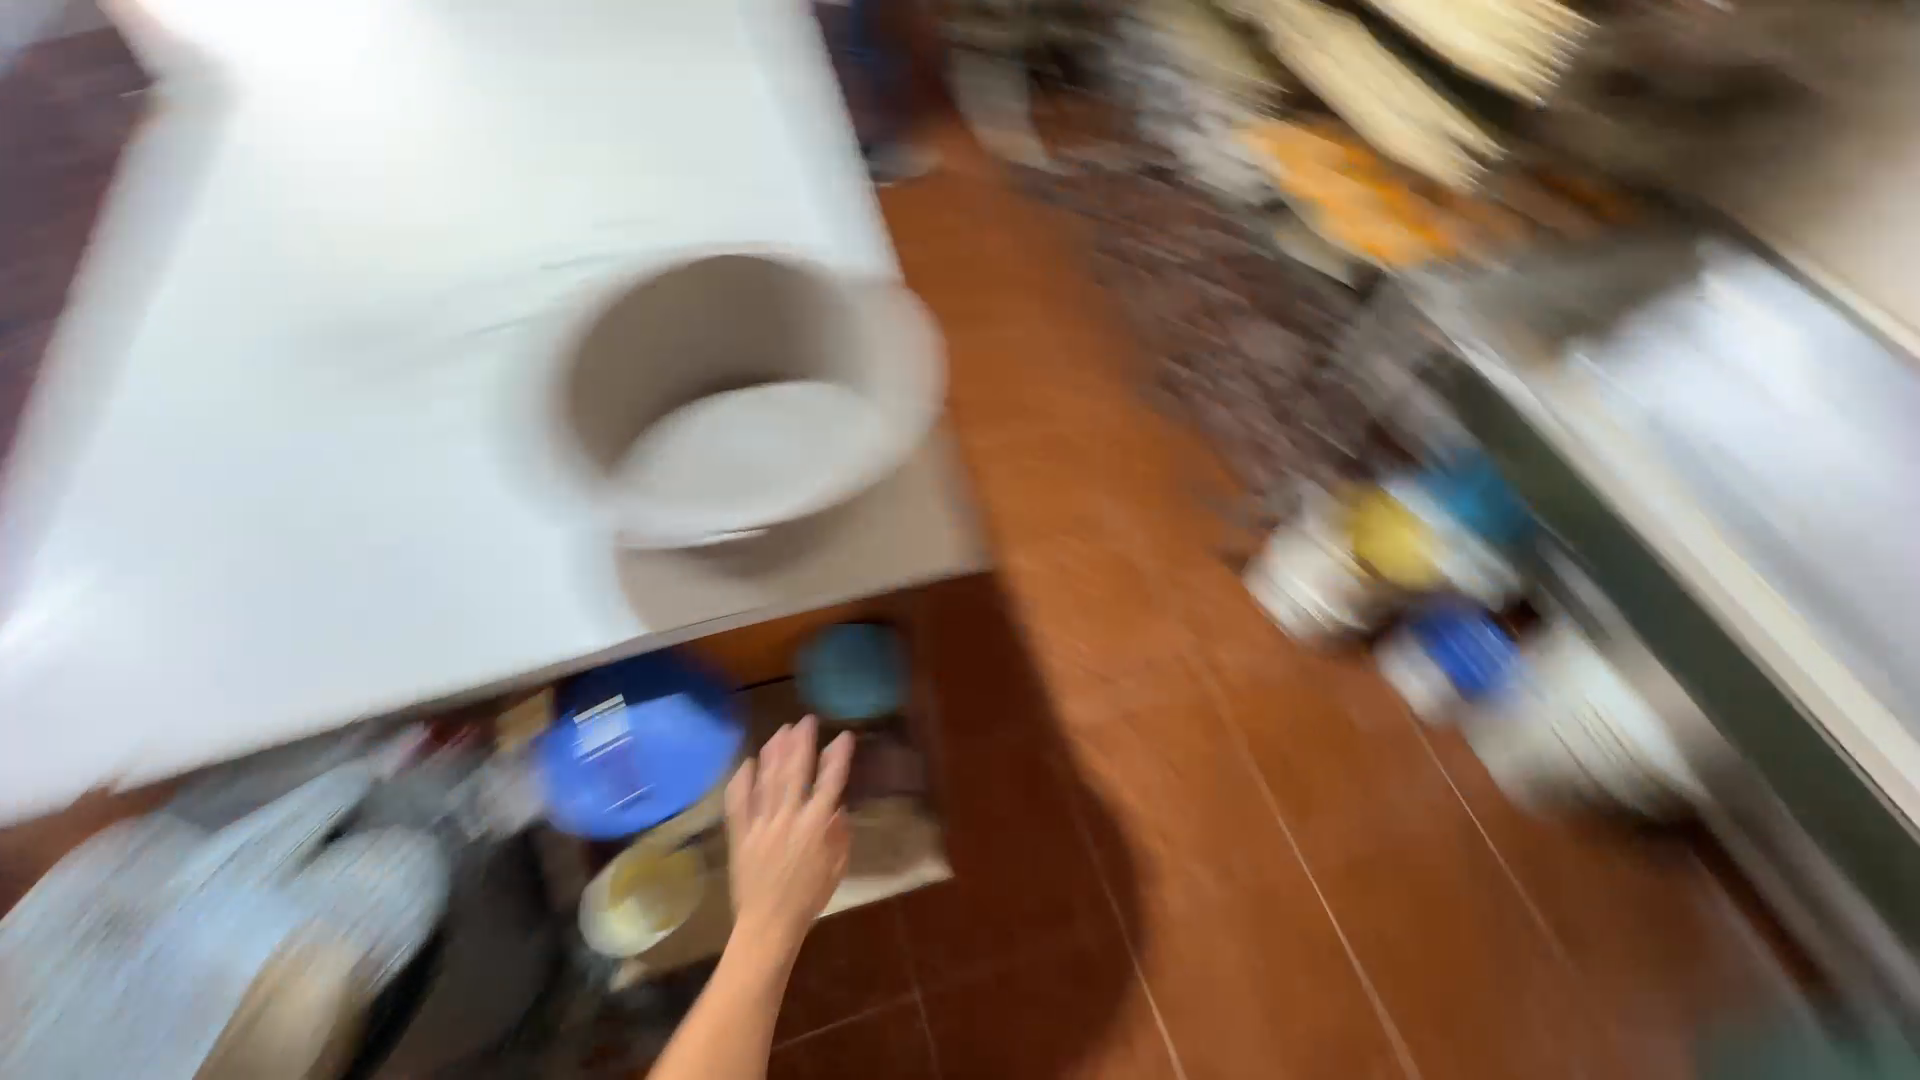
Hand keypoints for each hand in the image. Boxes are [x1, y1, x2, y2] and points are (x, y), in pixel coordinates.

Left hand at [724, 715, 853, 959]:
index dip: (838, 757)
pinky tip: (746, 764)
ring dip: (774, 754)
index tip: (844, 736)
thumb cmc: (809, 898)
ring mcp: (761, 825)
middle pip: (795, 772)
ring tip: (780, 732)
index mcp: (817, 827)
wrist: (769, 924)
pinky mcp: (740, 835)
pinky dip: (741, 781)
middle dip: (801, 743)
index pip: (830, 783)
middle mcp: (789, 819)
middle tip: (805, 721)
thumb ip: (839, 835)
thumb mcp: (837, 867)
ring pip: (767, 781)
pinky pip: (738, 803)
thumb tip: (837, 807)